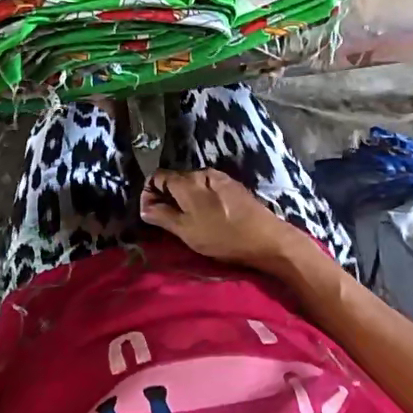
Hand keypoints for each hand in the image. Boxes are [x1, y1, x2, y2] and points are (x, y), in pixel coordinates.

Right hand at [141, 168, 319, 277]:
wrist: (267, 239)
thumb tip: (145, 207)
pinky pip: (207, 188)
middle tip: (166, 220)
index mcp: (187, 181)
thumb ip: (162, 216)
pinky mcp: (233, 187)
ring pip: (192, 185)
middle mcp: (202, 173)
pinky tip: (206, 217)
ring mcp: (220, 178)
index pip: (157, 176)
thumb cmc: (222, 236)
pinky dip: (199, 199)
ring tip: (185, 220)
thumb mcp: (186, 230)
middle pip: (175, 179)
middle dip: (165, 196)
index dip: (149, 193)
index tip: (150, 213)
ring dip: (183, 199)